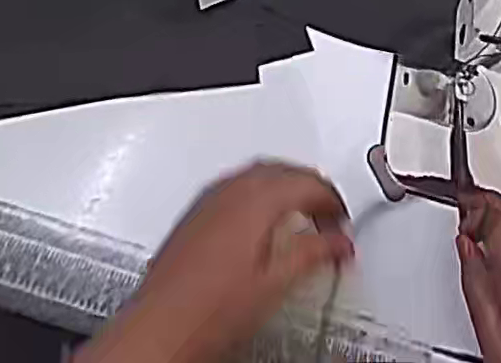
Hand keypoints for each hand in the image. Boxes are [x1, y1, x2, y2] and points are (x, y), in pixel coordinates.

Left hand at [76, 161, 353, 362]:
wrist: (158, 329)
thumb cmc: (207, 311)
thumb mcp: (275, 283)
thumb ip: (314, 253)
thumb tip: (339, 243)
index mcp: (257, 196)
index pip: (309, 183)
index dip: (333, 202)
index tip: (343, 223)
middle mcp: (233, 186)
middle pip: (285, 170)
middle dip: (312, 188)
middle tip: (329, 216)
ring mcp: (212, 195)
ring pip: (261, 173)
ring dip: (287, 187)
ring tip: (303, 217)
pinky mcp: (198, 207)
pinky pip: (240, 184)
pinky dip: (262, 193)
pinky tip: (265, 221)